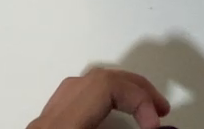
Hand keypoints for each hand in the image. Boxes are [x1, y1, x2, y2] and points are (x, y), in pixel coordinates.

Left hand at [28, 67, 170, 128]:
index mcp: (61, 125)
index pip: (104, 87)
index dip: (138, 98)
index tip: (156, 122)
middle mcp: (48, 118)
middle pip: (96, 79)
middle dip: (134, 89)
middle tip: (160, 109)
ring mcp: (43, 121)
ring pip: (83, 84)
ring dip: (118, 90)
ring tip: (143, 107)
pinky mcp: (46, 127)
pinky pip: (75, 99)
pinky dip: (101, 100)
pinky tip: (114, 114)